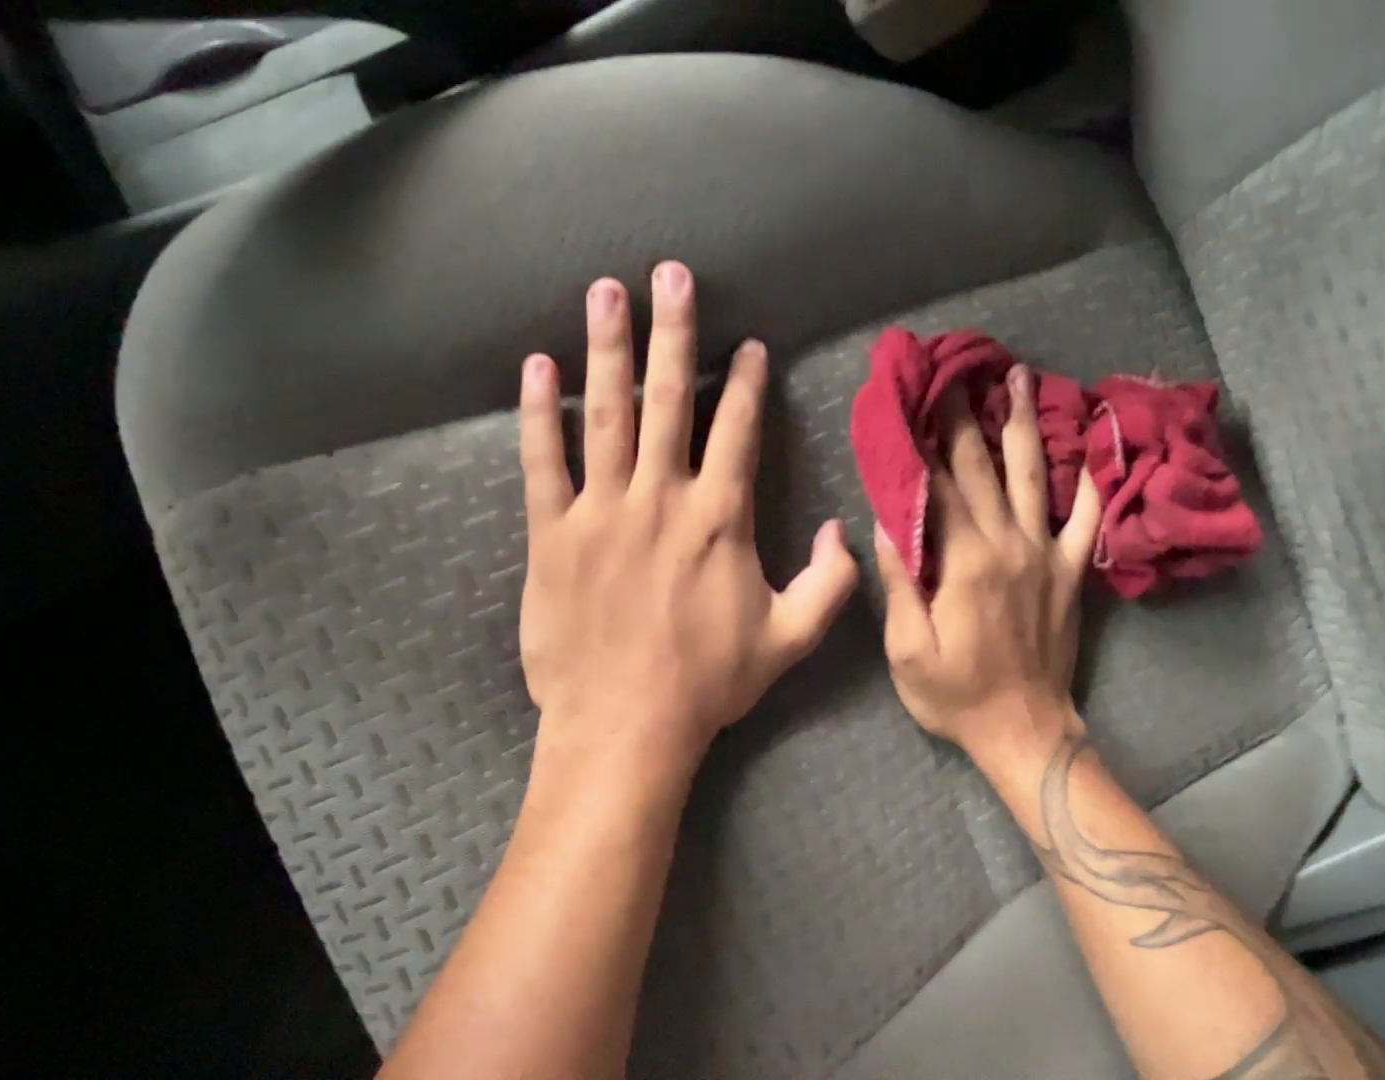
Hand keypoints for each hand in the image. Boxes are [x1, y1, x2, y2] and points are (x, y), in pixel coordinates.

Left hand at [516, 261, 858, 776]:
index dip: (745, 383)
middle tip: (670, 274)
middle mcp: (661, 499)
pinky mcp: (552, 535)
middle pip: (669, 401)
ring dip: (608, 349)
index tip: (747, 343)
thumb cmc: (710, 682)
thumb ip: (831, 582)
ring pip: (605, 414)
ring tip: (605, 292)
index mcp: (720, 519)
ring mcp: (601, 512)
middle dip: (674, 333)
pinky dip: (537, 414)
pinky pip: (542, 463)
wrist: (625, 725)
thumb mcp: (791, 638)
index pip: (737, 432)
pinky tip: (537, 368)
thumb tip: (847, 530)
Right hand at [873, 365, 1102, 761]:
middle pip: (984, 469)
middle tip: (957, 371)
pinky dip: (1088, 485)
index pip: (938, 487)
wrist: (1026, 730)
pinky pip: (1086, 521)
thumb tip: (885, 521)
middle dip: (966, 416)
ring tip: (1020, 379)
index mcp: (964, 561)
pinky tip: (1088, 451)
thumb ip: (900, 582)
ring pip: (1035, 478)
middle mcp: (1009, 544)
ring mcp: (1047, 555)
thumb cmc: (957, 695)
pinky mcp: (1073, 573)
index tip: (912, 397)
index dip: (922, 440)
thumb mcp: (909, 649)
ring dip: (1025, 426)